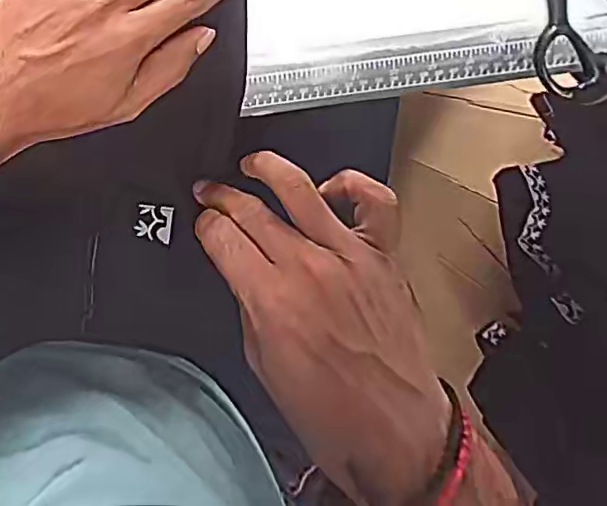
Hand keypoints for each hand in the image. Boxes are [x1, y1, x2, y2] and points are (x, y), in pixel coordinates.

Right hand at [196, 153, 447, 505]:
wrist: (403, 440)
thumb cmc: (337, 418)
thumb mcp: (265, 366)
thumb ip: (247, 305)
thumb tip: (238, 269)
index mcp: (272, 301)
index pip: (220, 234)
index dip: (204, 223)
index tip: (204, 223)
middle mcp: (308, 270)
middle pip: (249, 208)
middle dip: (220, 195)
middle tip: (211, 193)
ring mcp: (349, 257)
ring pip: (299, 187)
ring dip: (267, 167)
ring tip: (253, 165)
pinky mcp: (383, 257)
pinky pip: (373, 200)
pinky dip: (351, 184)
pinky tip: (329, 188)